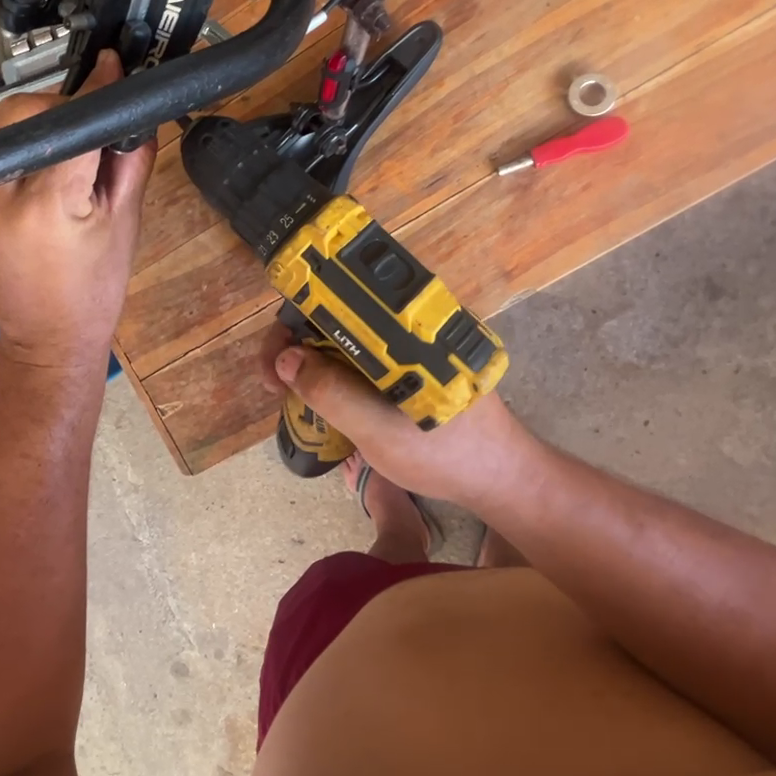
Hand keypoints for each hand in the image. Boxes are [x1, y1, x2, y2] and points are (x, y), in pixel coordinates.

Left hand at [0, 51, 155, 369]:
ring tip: (76, 154)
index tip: (113, 65)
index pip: (72, 122)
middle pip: (26, 113)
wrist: (46, 343)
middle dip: (61, 107)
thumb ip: (130, 160)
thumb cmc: (95, 293)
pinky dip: (32, 151)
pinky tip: (55, 173)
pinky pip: (3, 156)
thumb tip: (132, 110)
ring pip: (9, 129)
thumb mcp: (126, 225)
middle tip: (94, 128)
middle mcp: (4, 192)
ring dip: (44, 126)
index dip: (96, 90)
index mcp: (49, 202)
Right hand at [260, 325, 534, 506]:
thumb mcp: (379, 431)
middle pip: (333, 312)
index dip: (294, 321)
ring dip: (310, 358)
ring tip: (293, 393)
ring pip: (342, 334)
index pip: (336, 298)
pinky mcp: (410, 358)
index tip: (275, 364)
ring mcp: (409, 340)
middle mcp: (408, 321)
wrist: (501, 477)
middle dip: (294, 343)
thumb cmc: (447, 455)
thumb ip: (332, 393)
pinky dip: (331, 369)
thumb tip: (286, 358)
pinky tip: (322, 395)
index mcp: (407, 326)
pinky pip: (358, 352)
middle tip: (275, 385)